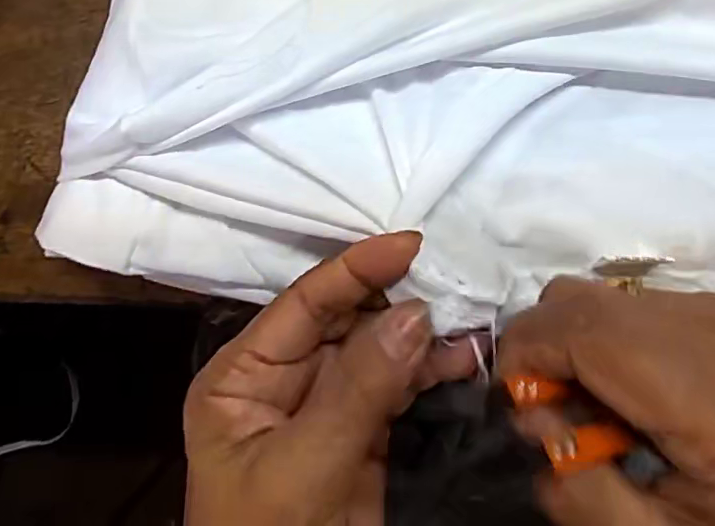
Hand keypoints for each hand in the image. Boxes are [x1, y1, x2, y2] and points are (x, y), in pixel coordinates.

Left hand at [184, 232, 479, 525]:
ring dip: (425, 331)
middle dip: (399, 297)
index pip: (306, 301)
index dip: (358, 268)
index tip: (411, 244)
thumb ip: (358, 388)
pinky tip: (466, 356)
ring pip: (381, 343)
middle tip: (450, 281)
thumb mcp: (302, 470)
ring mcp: (328, 398)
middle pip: (349, 315)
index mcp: (246, 374)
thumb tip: (415, 311)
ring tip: (469, 317)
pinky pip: (401, 380)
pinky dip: (434, 367)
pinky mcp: (363, 425)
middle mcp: (286, 374)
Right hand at [498, 278, 714, 525]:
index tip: (508, 398)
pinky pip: (630, 298)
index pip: (593, 334)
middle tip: (547, 410)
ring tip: (593, 403)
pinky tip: (629, 386)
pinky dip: (605, 333)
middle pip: (586, 299)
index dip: (529, 351)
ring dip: (571, 337)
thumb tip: (528, 417)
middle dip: (541, 344)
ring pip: (601, 291)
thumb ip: (581, 490)